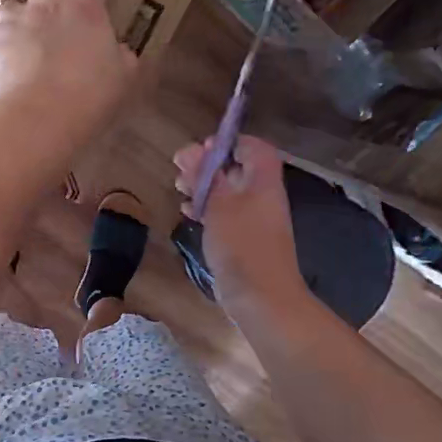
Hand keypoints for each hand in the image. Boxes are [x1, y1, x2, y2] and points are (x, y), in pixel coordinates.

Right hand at [173, 135, 304, 307]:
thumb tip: (193, 150)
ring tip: (178, 188)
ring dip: (203, 187)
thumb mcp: (218, 205)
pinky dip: (207, 209)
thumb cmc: (242, 245)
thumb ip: (205, 176)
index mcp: (264, 180)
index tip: (200, 150)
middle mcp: (262, 195)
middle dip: (207, 165)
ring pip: (227, 192)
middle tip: (178, 169)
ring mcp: (255, 219)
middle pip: (236, 168)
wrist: (262, 297)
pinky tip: (188, 213)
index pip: (253, 147)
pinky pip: (226, 214)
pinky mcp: (245, 240)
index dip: (227, 143)